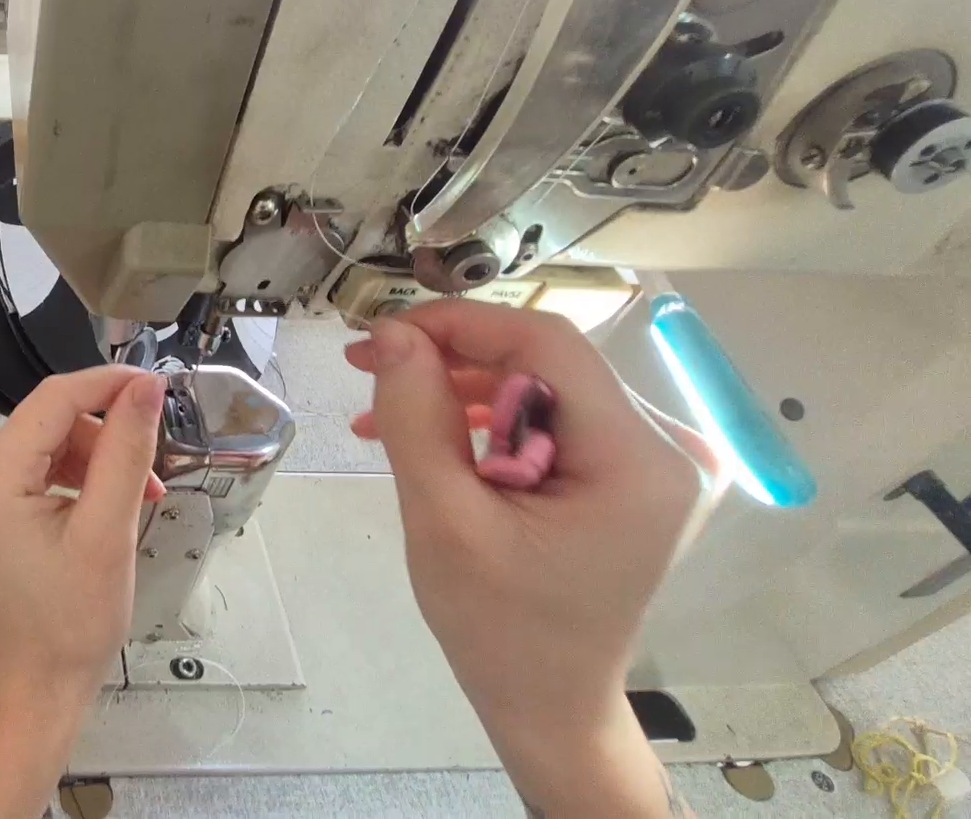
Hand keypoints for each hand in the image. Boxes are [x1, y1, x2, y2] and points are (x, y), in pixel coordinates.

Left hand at [0, 366, 166, 817]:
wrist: (37, 679)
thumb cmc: (72, 620)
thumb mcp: (108, 531)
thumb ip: (127, 449)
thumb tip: (146, 386)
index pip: (52, 399)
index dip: (107, 384)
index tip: (155, 383)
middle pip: (50, 420)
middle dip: (105, 438)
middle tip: (152, 470)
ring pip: (46, 439)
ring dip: (94, 459)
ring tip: (136, 497)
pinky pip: (34, 462)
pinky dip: (73, 474)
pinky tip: (102, 502)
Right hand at [346, 301, 717, 816]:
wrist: (546, 701)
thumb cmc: (496, 624)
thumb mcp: (442, 517)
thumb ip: (416, 416)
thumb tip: (391, 333)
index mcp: (636, 461)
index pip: (545, 343)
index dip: (456, 324)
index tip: (379, 336)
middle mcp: (660, 447)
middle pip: (539, 358)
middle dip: (444, 354)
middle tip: (365, 366)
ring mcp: (644, 460)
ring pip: (532, 379)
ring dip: (451, 384)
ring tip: (380, 408)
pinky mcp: (617, 472)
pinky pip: (539, 412)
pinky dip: (475, 414)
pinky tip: (422, 434)